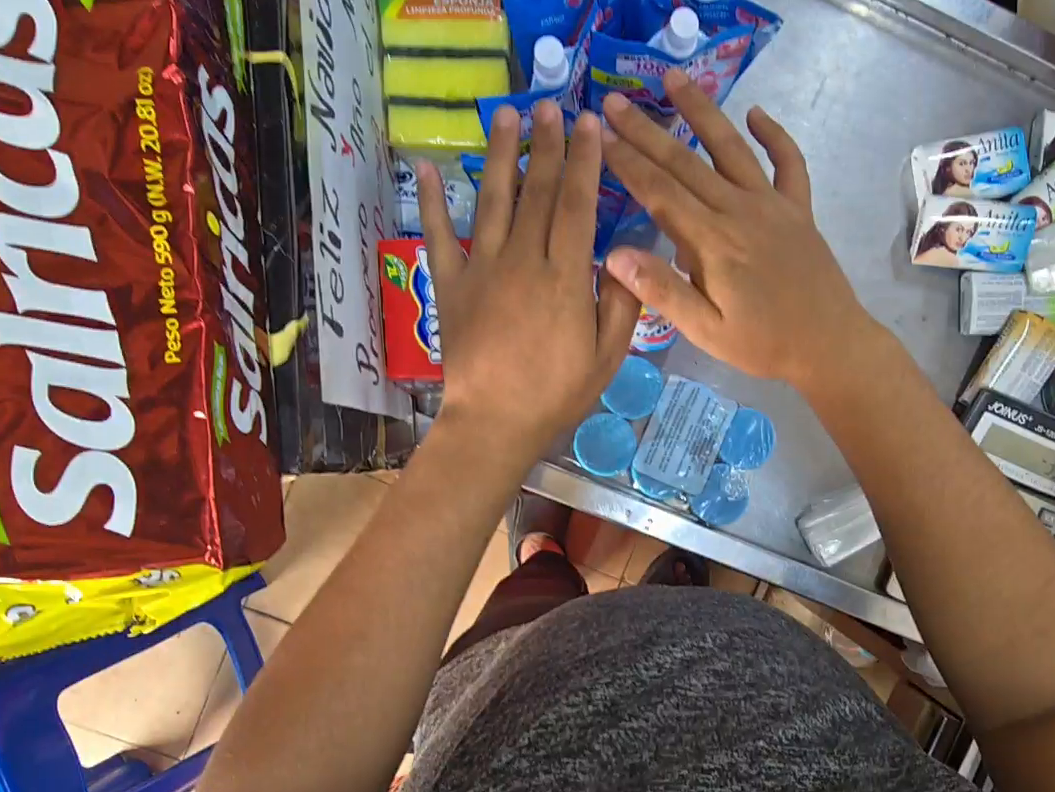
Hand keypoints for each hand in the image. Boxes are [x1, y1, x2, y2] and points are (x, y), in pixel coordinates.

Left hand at [416, 101, 637, 456]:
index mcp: (566, 277)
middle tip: (551, 107)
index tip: (589, 126)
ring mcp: (483, 269)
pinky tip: (427, 167)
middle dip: (546, 146)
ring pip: (493, 200)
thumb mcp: (608, 356)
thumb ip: (622, 301)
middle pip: (537, 192)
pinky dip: (432, 200)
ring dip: (500, 155)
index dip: (585, 162)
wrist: (496, 423)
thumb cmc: (558, 395)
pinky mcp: (451, 285)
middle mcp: (524, 260)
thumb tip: (627, 252)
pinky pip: (440, 235)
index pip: (578, 205)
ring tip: (506, 115)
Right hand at [597, 70, 880, 390]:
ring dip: (702, 110)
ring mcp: (773, 206)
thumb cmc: (762, 345)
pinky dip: (773, 135)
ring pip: (731, 148)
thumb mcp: (706, 330)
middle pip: (686, 163)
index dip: (627, 162)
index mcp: (713, 243)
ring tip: (675, 78)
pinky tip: (756, 113)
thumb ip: (663, 290)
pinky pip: (788, 163)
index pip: (660, 192)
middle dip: (647, 131)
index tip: (599, 137)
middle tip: (613, 102)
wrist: (829, 346)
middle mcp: (740, 212)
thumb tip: (614, 256)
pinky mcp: (799, 210)